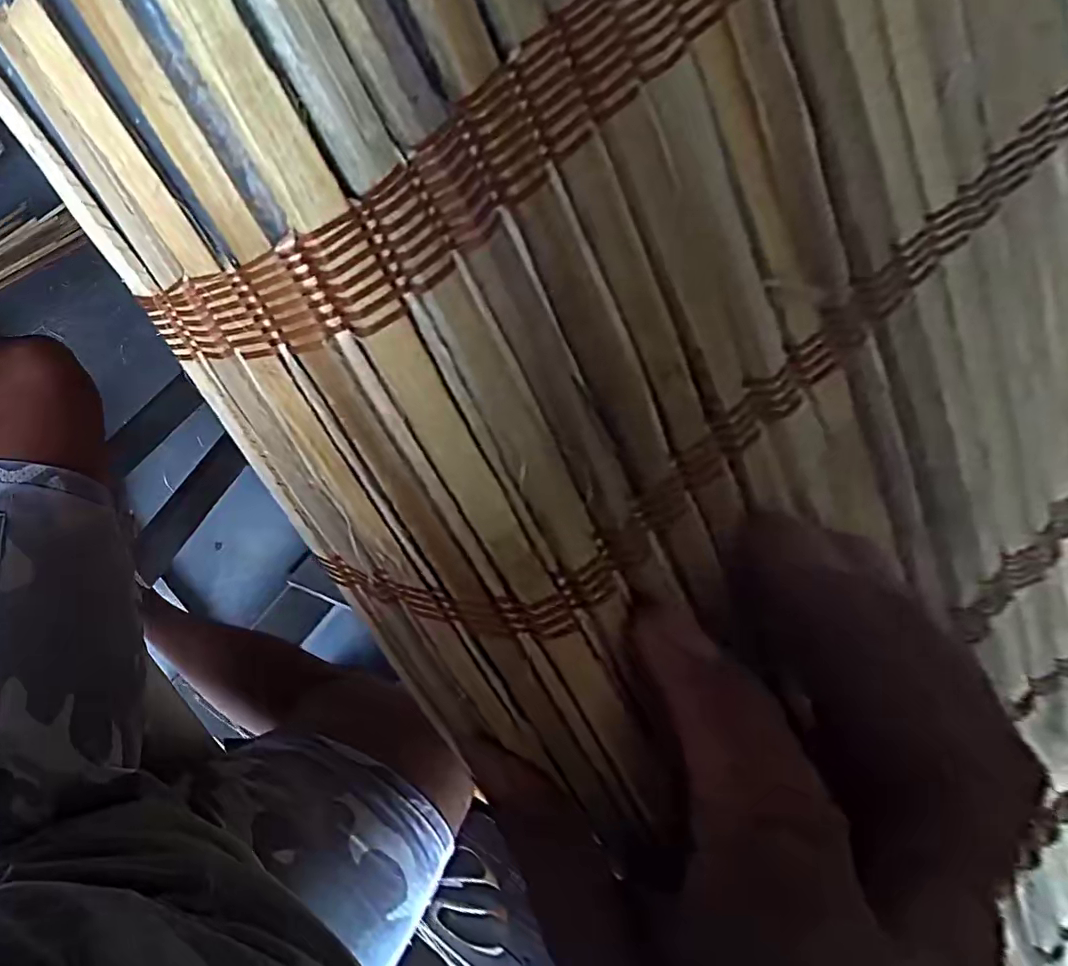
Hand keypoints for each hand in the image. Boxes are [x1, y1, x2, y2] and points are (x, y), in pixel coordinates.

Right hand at [467, 516, 1044, 965]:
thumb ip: (557, 857)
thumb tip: (484, 741)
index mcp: (798, 950)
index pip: (771, 802)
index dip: (711, 697)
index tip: (649, 614)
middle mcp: (916, 933)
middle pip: (941, 775)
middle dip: (859, 637)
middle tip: (778, 540)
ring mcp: (960, 911)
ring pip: (980, 769)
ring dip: (902, 644)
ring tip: (829, 552)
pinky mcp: (955, 887)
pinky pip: (964, 774)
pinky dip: (917, 684)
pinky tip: (856, 623)